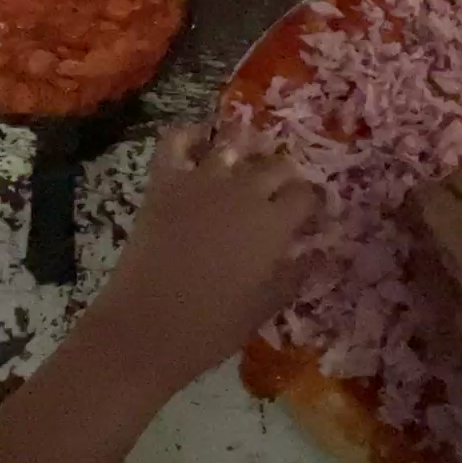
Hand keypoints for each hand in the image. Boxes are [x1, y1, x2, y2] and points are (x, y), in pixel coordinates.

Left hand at [82, 125, 318, 388]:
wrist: (146, 327)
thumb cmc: (211, 327)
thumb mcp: (264, 307)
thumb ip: (294, 275)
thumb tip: (315, 253)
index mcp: (273, 223)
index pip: (306, 195)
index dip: (312, 202)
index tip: (311, 213)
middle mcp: (244, 191)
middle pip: (276, 166)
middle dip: (284, 176)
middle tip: (280, 193)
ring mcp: (202, 180)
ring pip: (233, 147)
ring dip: (244, 153)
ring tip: (243, 167)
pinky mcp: (165, 181)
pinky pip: (177, 140)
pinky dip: (190, 135)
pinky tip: (199, 143)